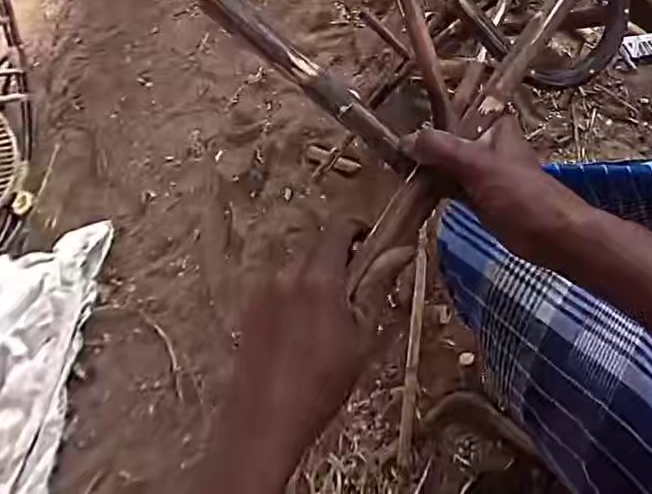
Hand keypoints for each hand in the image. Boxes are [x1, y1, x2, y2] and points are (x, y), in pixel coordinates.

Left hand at [198, 223, 411, 491]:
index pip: (341, 228)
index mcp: (321, 275)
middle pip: (320, 248)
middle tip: (353, 296)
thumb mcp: (361, 335)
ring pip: (299, 268)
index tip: (372, 250)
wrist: (263, 423)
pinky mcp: (250, 307)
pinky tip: (299, 333)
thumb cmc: (322, 383)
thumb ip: (378, 285)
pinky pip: (280, 287)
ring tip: (325, 321)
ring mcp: (266, 288)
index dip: (360, 233)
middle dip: (339, 262)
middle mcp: (290, 272)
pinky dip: (294, 297)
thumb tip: (402, 250)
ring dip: (316, 279)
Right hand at [405, 115, 592, 266]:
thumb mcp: (476, 163)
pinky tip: (410, 187)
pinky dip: (432, 185)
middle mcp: (484, 141)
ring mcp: (481, 168)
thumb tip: (405, 139)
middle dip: (422, 142)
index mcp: (491, 122)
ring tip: (394, 165)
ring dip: (424, 165)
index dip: (429, 112)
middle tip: (391, 147)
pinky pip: (448, 183)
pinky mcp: (477, 194)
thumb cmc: (519, 192)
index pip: (455, 107)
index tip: (400, 117)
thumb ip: (441, 148)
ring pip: (445, 161)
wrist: (551, 236)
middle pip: (447, 135)